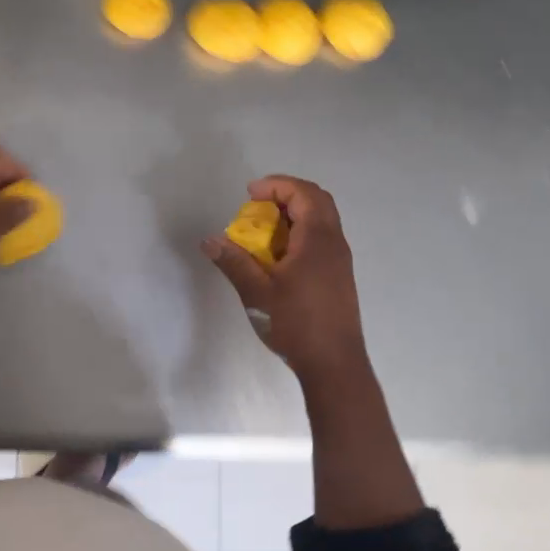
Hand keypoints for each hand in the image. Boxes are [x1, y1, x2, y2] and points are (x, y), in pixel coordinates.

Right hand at [203, 175, 369, 387]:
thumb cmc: (296, 324)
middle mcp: (334, 244)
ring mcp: (340, 261)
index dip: (277, 185)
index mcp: (318, 240)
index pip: (303, 194)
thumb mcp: (256, 292)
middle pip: (317, 201)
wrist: (334, 364)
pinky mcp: (338, 277)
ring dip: (293, 216)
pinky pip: (321, 239)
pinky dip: (299, 234)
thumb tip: (209, 240)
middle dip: (286, 195)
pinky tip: (278, 256)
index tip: (249, 194)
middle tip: (257, 205)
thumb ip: (233, 261)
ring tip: (263, 230)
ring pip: (321, 221)